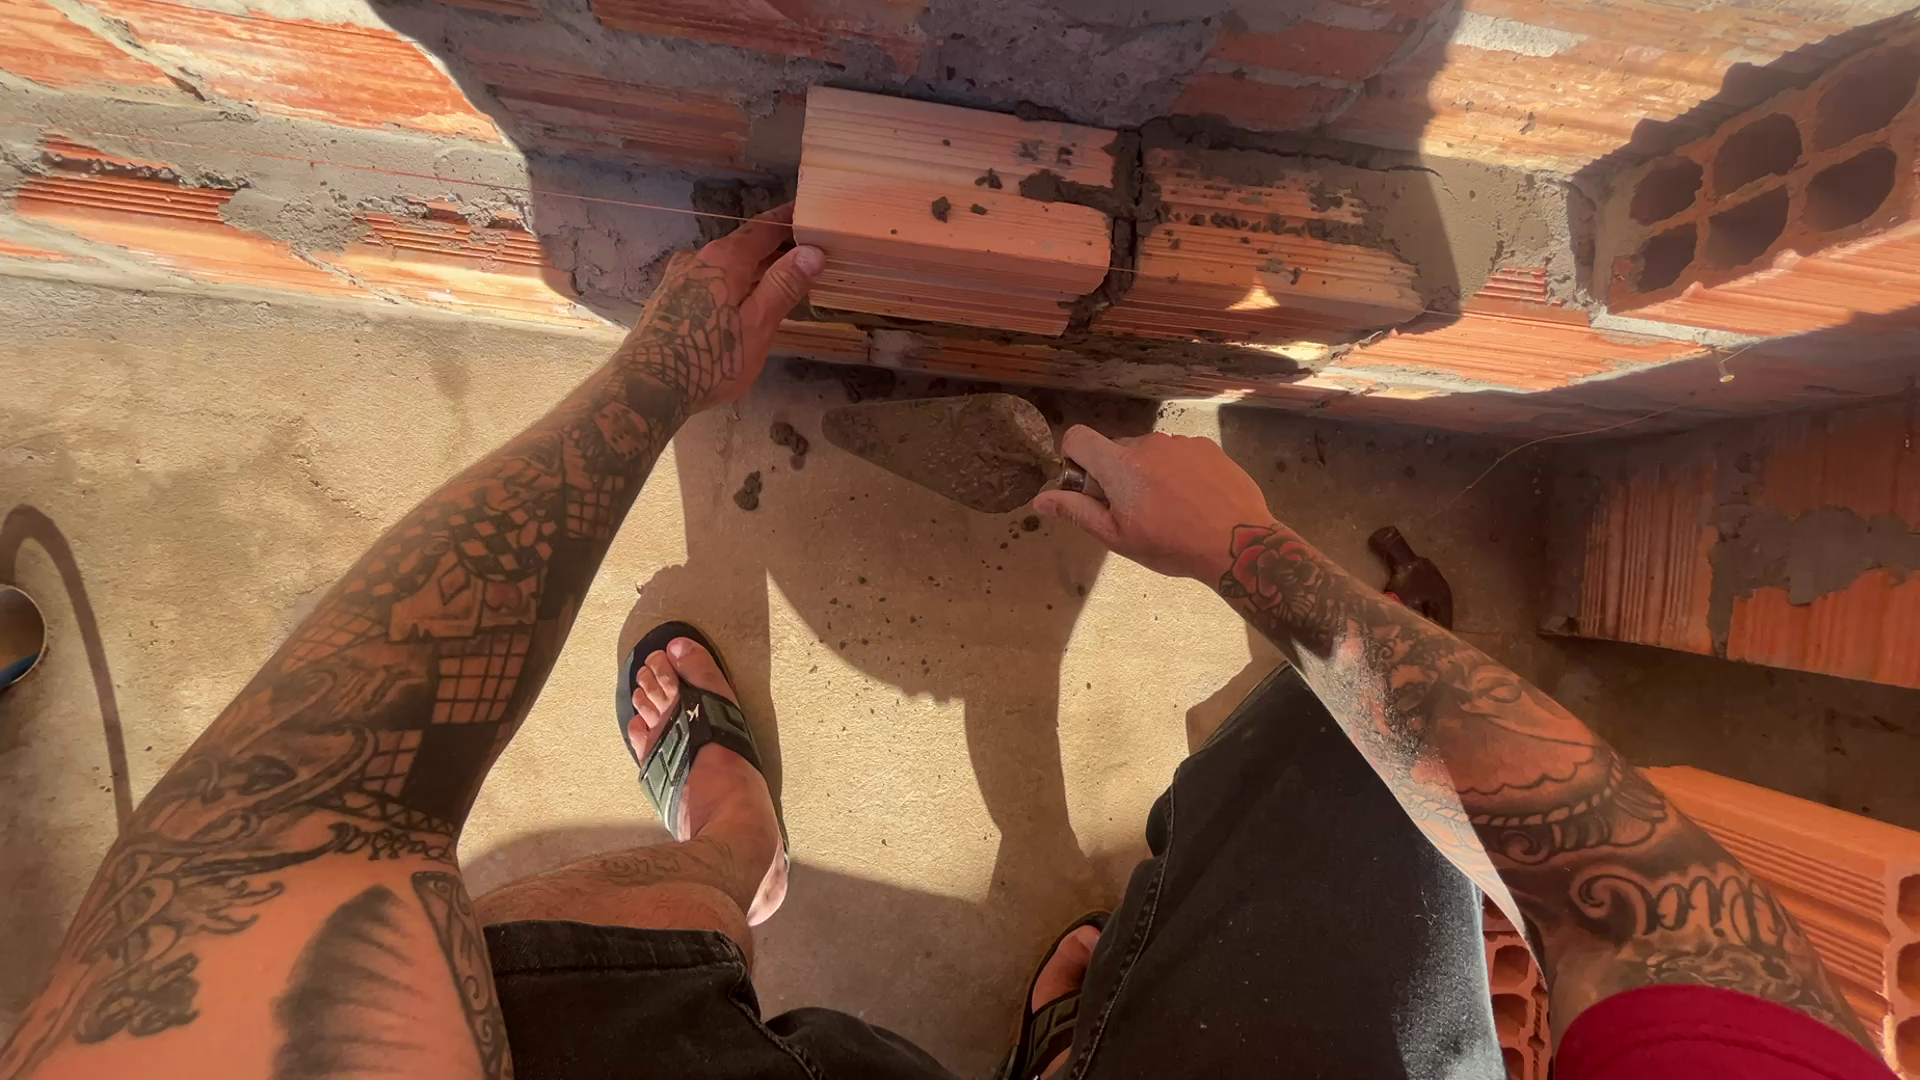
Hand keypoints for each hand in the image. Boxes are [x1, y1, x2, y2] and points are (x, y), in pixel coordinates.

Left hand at [622, 203, 823, 411]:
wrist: (651, 384)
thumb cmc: (711, 358)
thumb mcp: (757, 324)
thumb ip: (783, 285)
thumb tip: (813, 252)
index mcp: (724, 260)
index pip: (762, 229)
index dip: (786, 220)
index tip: (806, 213)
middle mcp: (698, 260)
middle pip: (743, 246)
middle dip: (774, 249)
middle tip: (804, 254)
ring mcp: (680, 279)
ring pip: (725, 266)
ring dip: (753, 269)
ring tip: (777, 280)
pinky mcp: (670, 300)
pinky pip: (710, 282)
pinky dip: (732, 284)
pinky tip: (739, 302)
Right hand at [1034, 426, 1276, 581]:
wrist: (1238, 543)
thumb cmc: (1171, 545)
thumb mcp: (1117, 536)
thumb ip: (1077, 511)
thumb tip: (1040, 499)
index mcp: (1118, 465)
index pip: (1077, 437)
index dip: (1074, 458)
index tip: (1089, 487)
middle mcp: (1147, 444)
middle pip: (1115, 449)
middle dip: (1115, 474)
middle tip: (1134, 512)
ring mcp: (1180, 443)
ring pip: (1148, 452)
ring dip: (1148, 473)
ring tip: (1169, 510)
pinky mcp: (1206, 447)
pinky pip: (1178, 453)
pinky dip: (1177, 472)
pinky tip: (1192, 500)